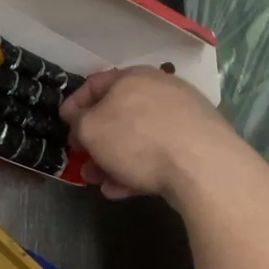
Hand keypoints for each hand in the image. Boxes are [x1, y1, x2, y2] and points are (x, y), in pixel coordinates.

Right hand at [61, 67, 250, 201]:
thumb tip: (79, 119)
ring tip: (99, 182)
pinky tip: (123, 191)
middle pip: (117, 115)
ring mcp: (185, 118)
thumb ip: (78, 121)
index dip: (73, 106)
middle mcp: (161, 91)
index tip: (63, 126)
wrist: (204, 169)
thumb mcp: (90, 128)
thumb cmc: (136, 138)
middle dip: (95, 141)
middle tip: (82, 159)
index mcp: (133, 77)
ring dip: (113, 160)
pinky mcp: (201, 146)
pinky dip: (138, 170)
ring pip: (138, 138)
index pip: (94, 84)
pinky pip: (160, 155)